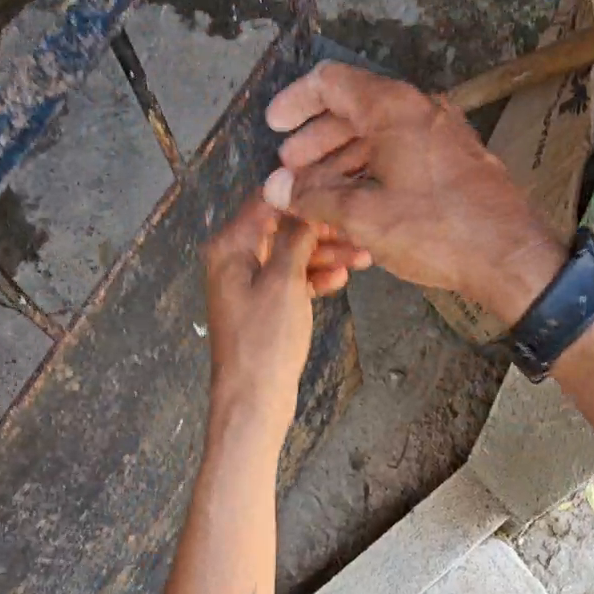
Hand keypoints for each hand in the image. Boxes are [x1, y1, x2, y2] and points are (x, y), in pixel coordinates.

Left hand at [204, 196, 362, 430]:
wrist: (254, 400)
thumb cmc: (265, 341)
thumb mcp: (284, 281)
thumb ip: (295, 237)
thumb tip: (305, 205)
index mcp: (229, 246)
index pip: (268, 202)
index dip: (305, 196)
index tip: (341, 193)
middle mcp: (234, 260)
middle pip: (282, 229)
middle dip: (321, 230)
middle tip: (359, 231)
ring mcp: (249, 285)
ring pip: (291, 256)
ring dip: (325, 255)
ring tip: (363, 257)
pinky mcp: (264, 307)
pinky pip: (291, 281)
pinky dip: (314, 278)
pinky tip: (341, 278)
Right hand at [264, 61, 567, 324]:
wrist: (508, 258)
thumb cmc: (437, 232)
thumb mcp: (365, 217)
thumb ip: (315, 199)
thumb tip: (276, 188)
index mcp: (393, 110)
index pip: (331, 83)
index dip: (297, 102)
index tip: (274, 127)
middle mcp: (419, 112)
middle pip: (354, 112)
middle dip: (316, 142)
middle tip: (290, 172)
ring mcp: (441, 138)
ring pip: (379, 138)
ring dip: (343, 163)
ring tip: (317, 196)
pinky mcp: (454, 165)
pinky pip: (402, 158)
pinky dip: (372, 174)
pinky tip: (357, 206)